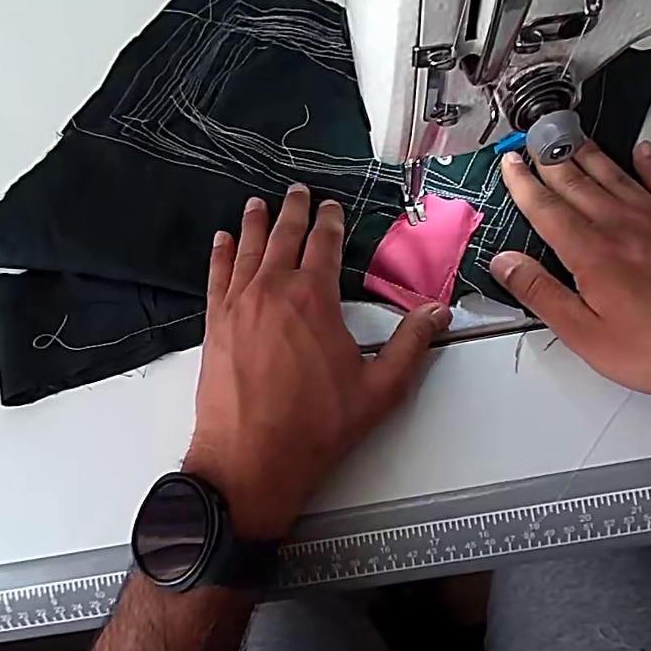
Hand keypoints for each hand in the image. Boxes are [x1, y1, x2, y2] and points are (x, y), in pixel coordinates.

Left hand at [186, 185, 450, 539]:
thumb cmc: (313, 427)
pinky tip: (223, 241)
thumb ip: (411, 346)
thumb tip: (435, 314)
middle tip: (295, 192)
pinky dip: (221, 255)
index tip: (329, 208)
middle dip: (292, 211)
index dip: (329, 222)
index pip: (324, 245)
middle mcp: (272, 291)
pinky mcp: (215, 325)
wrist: (251, 458)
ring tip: (258, 204)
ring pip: (248, 250)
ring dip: (255, 224)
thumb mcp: (378, 389)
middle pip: (284, 238)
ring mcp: (238, 306)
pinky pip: (217, 277)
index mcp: (314, 299)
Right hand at [487, 141, 650, 436]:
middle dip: (551, 160)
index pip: (548, 208)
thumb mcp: (583, 333)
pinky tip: (643, 153)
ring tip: (572, 139)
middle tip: (534, 141)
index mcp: (595, 255)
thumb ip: (539, 292)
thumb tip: (505, 264)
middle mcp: (628, 229)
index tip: (511, 164)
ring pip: (618, 177)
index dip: (524, 184)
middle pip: (580, 184)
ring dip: (590, 155)